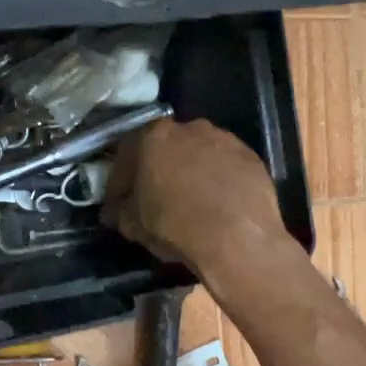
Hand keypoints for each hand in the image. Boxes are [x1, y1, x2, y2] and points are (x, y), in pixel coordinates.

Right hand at [102, 118, 288, 272]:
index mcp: (152, 136)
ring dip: (190, 172)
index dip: (120, 182)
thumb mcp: (133, 225)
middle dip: (158, 170)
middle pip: (165, 148)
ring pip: (198, 154)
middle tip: (155, 198)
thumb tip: (114, 211)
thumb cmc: (175, 224)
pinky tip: (218, 204)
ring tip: (190, 201)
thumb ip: (120, 211)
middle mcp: (189, 128)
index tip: (119, 202)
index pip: (126, 155)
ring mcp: (224, 139)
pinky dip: (218, 180)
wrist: (237, 238)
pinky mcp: (251, 157)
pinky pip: (225, 167)